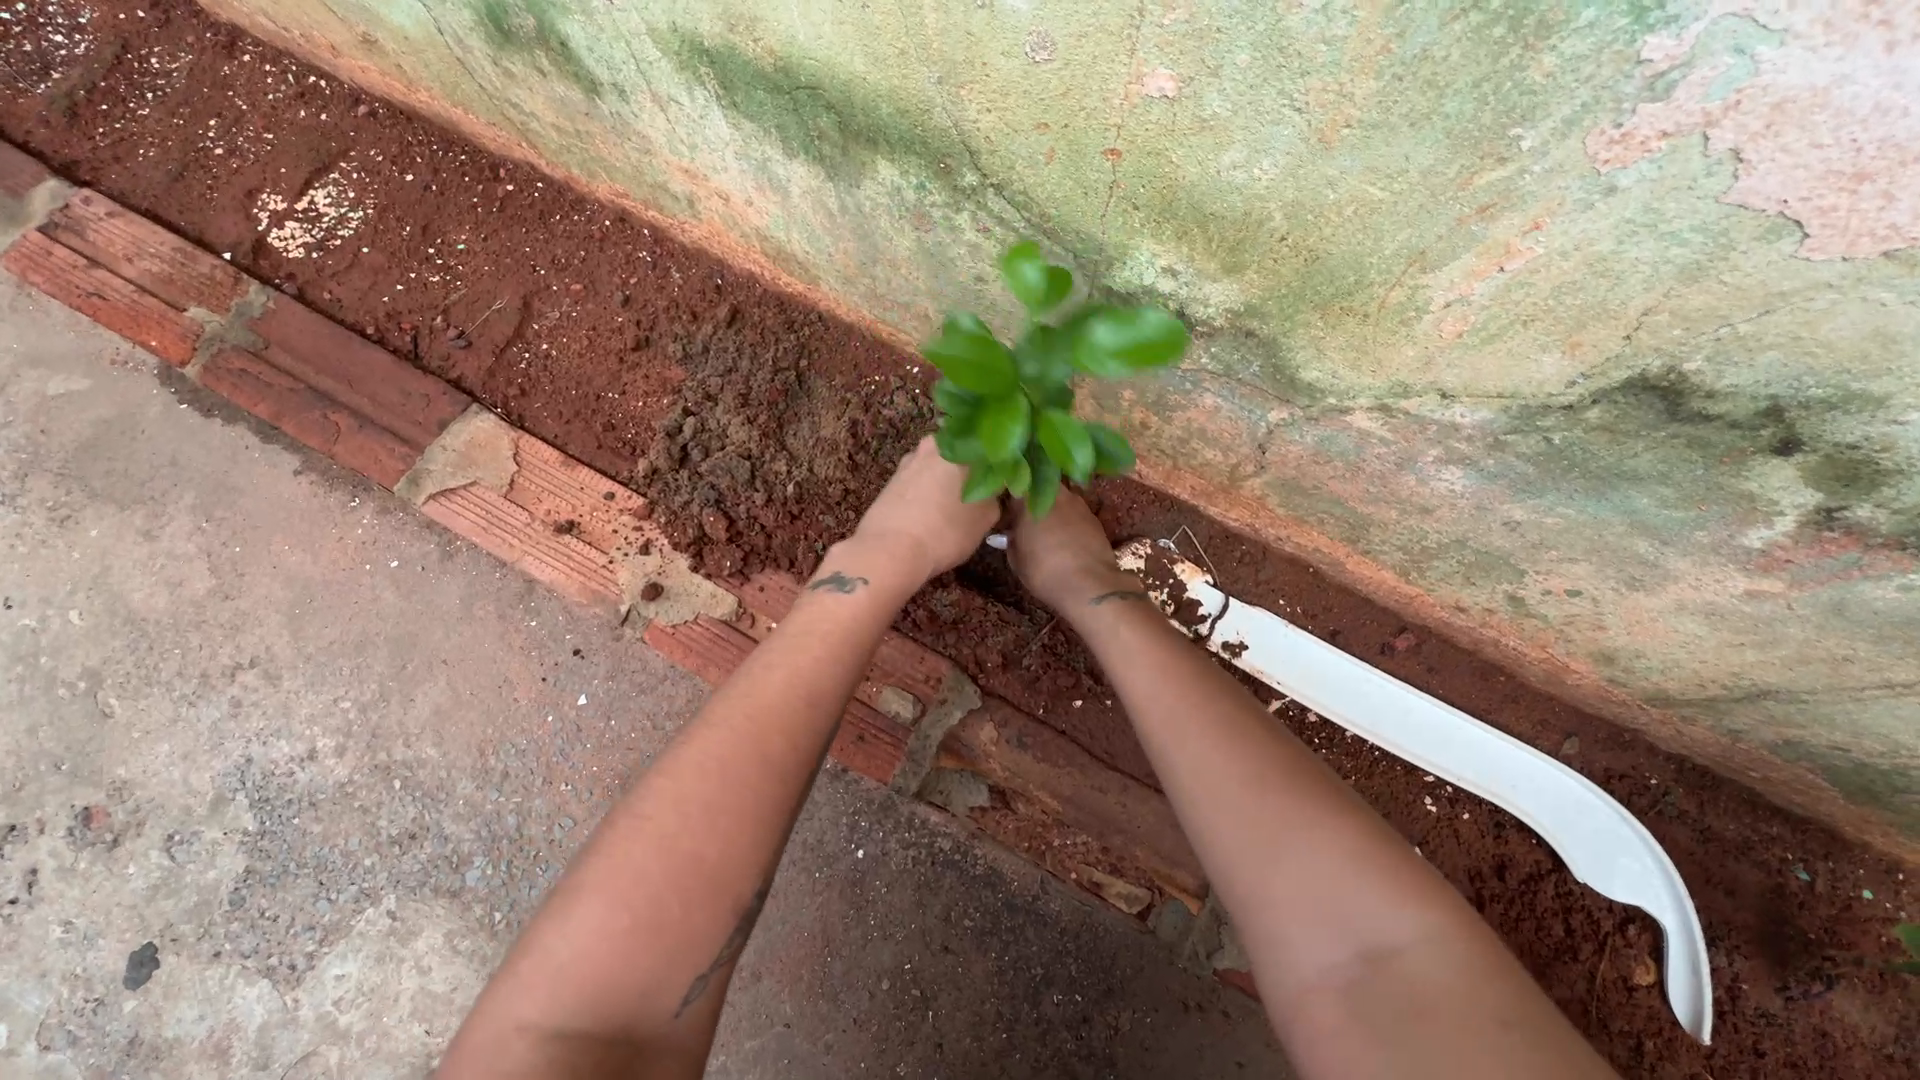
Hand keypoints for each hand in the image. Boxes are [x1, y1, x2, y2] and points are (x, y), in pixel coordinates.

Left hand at [849, 436, 998, 583]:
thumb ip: (995, 496)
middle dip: (970, 469)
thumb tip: (995, 490)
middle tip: (981, 492)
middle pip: (960, 453)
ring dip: (946, 479)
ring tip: (956, 503)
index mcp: (961, 445)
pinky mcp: (893, 478)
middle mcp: (934, 444)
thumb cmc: (946, 531)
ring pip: (937, 465)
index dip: (998, 464)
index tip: (1003, 481)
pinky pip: (919, 479)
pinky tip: (932, 508)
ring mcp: (910, 460)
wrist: (890, 549)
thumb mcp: (986, 518)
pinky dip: (928, 489)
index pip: (988, 448)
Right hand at [1008, 487, 1142, 613]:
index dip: (1009, 497)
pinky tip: (1065, 534)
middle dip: (1031, 498)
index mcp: (1028, 499)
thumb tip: (1010, 532)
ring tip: (1046, 526)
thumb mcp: (1016, 559)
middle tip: (1025, 517)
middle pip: (1038, 486)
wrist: (1089, 584)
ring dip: (1051, 506)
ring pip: (1058, 496)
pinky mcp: (1093, 515)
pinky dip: (1067, 517)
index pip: (1014, 486)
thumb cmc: (1043, 571)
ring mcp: (1076, 501)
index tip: (1006, 511)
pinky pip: (1074, 509)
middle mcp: (1053, 493)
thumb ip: (1010, 540)